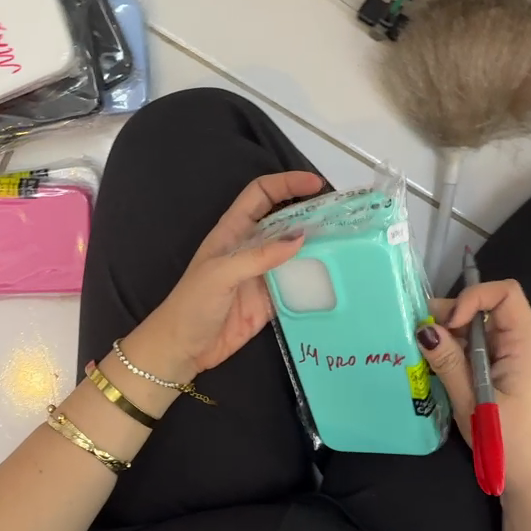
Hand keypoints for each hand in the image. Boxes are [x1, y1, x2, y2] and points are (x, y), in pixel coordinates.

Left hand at [125, 172, 325, 378]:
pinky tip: (334, 276)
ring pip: (294, 252)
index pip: (261, 195)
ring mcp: (262, 274)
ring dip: (317, 246)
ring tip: (347, 242)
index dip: (286, 183)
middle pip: (285, 220)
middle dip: (311, 213)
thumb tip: (301, 238)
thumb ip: (259, 255)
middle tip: (343, 215)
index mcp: (233, 231)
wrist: (182, 348)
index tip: (316, 184)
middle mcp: (250, 248)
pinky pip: (296, 284)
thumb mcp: (222, 274)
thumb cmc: (192, 305)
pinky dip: (313, 279)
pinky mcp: (270, 301)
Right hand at [415, 279, 530, 448]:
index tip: (447, 323)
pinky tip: (429, 369)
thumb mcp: (474, 402)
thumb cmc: (511, 442)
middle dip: (448, 316)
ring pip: (471, 330)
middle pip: (483, 307)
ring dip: (444, 337)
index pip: (505, 293)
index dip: (473, 297)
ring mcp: (503, 359)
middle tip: (419, 339)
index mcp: (522, 344)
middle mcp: (514, 344)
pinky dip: (447, 353)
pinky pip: (468, 351)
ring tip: (418, 356)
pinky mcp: (492, 374)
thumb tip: (424, 329)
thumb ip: (449, 364)